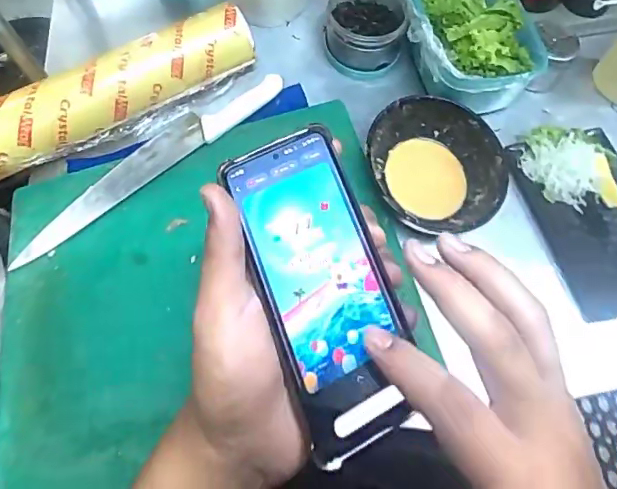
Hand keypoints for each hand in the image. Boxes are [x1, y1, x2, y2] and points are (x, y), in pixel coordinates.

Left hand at [137, 181, 408, 488]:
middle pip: (330, 244)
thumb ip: (222, 252)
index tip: (335, 167)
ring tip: (393, 272)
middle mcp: (294, 284)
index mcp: (263, 267)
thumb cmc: (226, 368)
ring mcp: (322, 317)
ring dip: (379, 268)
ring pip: (357, 279)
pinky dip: (391, 313)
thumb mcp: (220, 305)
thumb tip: (211, 189)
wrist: (248, 448)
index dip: (309, 190)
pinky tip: (404, 311)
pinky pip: (374, 323)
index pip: (287, 218)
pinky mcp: (346, 350)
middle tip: (374, 232)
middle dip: (356, 230)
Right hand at [364, 233, 602, 488]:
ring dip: (489, 275)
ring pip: (532, 323)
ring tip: (451, 242)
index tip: (371, 334)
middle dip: (455, 290)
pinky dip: (507, 290)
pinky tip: (482, 274)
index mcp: (515, 468)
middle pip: (502, 343)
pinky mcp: (567, 392)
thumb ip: (430, 432)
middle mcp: (545, 425)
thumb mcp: (471, 488)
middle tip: (415, 253)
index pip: (456, 405)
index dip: (409, 366)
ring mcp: (562, 403)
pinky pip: (538, 328)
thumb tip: (385, 374)